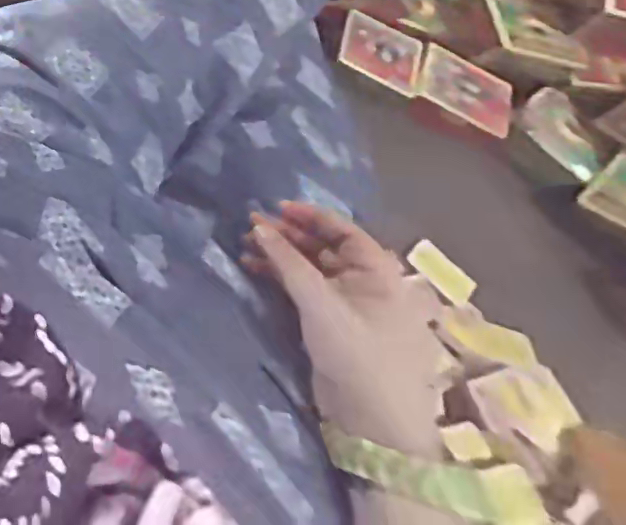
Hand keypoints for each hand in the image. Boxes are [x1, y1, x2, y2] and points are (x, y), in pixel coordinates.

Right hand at [243, 202, 445, 454]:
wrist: (371, 419)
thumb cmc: (356, 352)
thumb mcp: (319, 302)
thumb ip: (286, 260)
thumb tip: (258, 225)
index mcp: (379, 274)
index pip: (344, 231)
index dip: (310, 215)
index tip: (275, 206)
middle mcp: (366, 283)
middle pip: (324, 246)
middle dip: (287, 234)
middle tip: (252, 224)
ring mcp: (348, 302)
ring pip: (309, 265)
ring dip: (279, 253)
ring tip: (245, 245)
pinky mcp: (330, 320)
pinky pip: (302, 285)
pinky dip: (279, 274)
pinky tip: (253, 266)